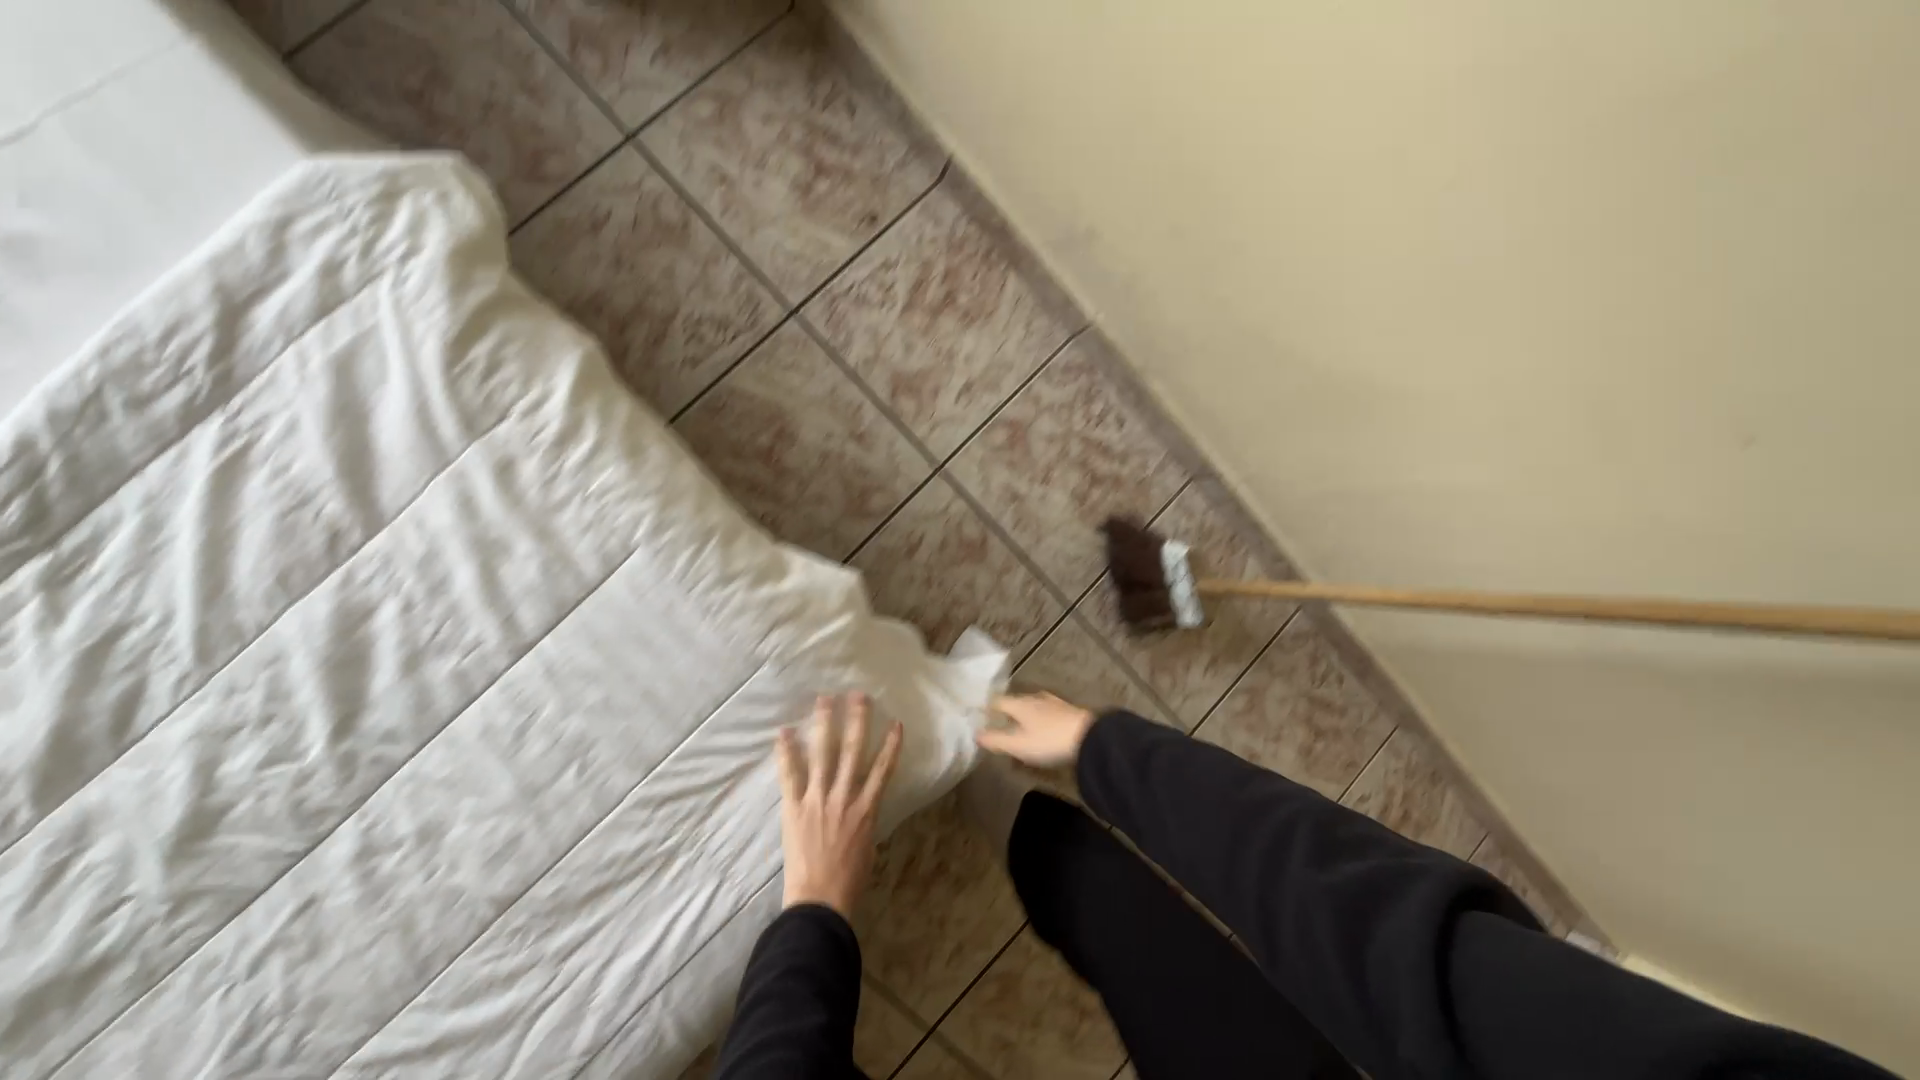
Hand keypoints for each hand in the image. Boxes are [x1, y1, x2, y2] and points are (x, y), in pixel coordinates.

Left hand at [776, 692, 902, 916]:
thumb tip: (865, 806)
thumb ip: (866, 821)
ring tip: (825, 700)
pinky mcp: (795, 808)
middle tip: (858, 695)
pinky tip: (784, 731)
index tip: (896, 723)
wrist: (820, 901)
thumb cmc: (850, 881)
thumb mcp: (869, 848)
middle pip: (853, 751)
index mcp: (867, 810)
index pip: (883, 769)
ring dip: (824, 724)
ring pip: (824, 753)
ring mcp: (818, 800)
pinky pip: (790, 774)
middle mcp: (845, 797)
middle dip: (857, 720)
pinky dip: (787, 752)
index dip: (891, 745)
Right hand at [976, 693, 1095, 768]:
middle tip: (999, 724)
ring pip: (1032, 706)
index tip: (980, 715)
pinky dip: (1039, 720)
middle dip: (1006, 712)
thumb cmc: (1049, 741)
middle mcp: (1035, 698)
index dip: (987, 708)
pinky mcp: (1068, 711)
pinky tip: (1043, 729)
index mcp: (1019, 703)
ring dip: (1024, 716)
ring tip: (1020, 728)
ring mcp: (1053, 703)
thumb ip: (996, 739)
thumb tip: (976, 734)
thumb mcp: (1018, 744)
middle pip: (1015, 702)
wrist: (1090, 737)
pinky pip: (1046, 713)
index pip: (997, 701)